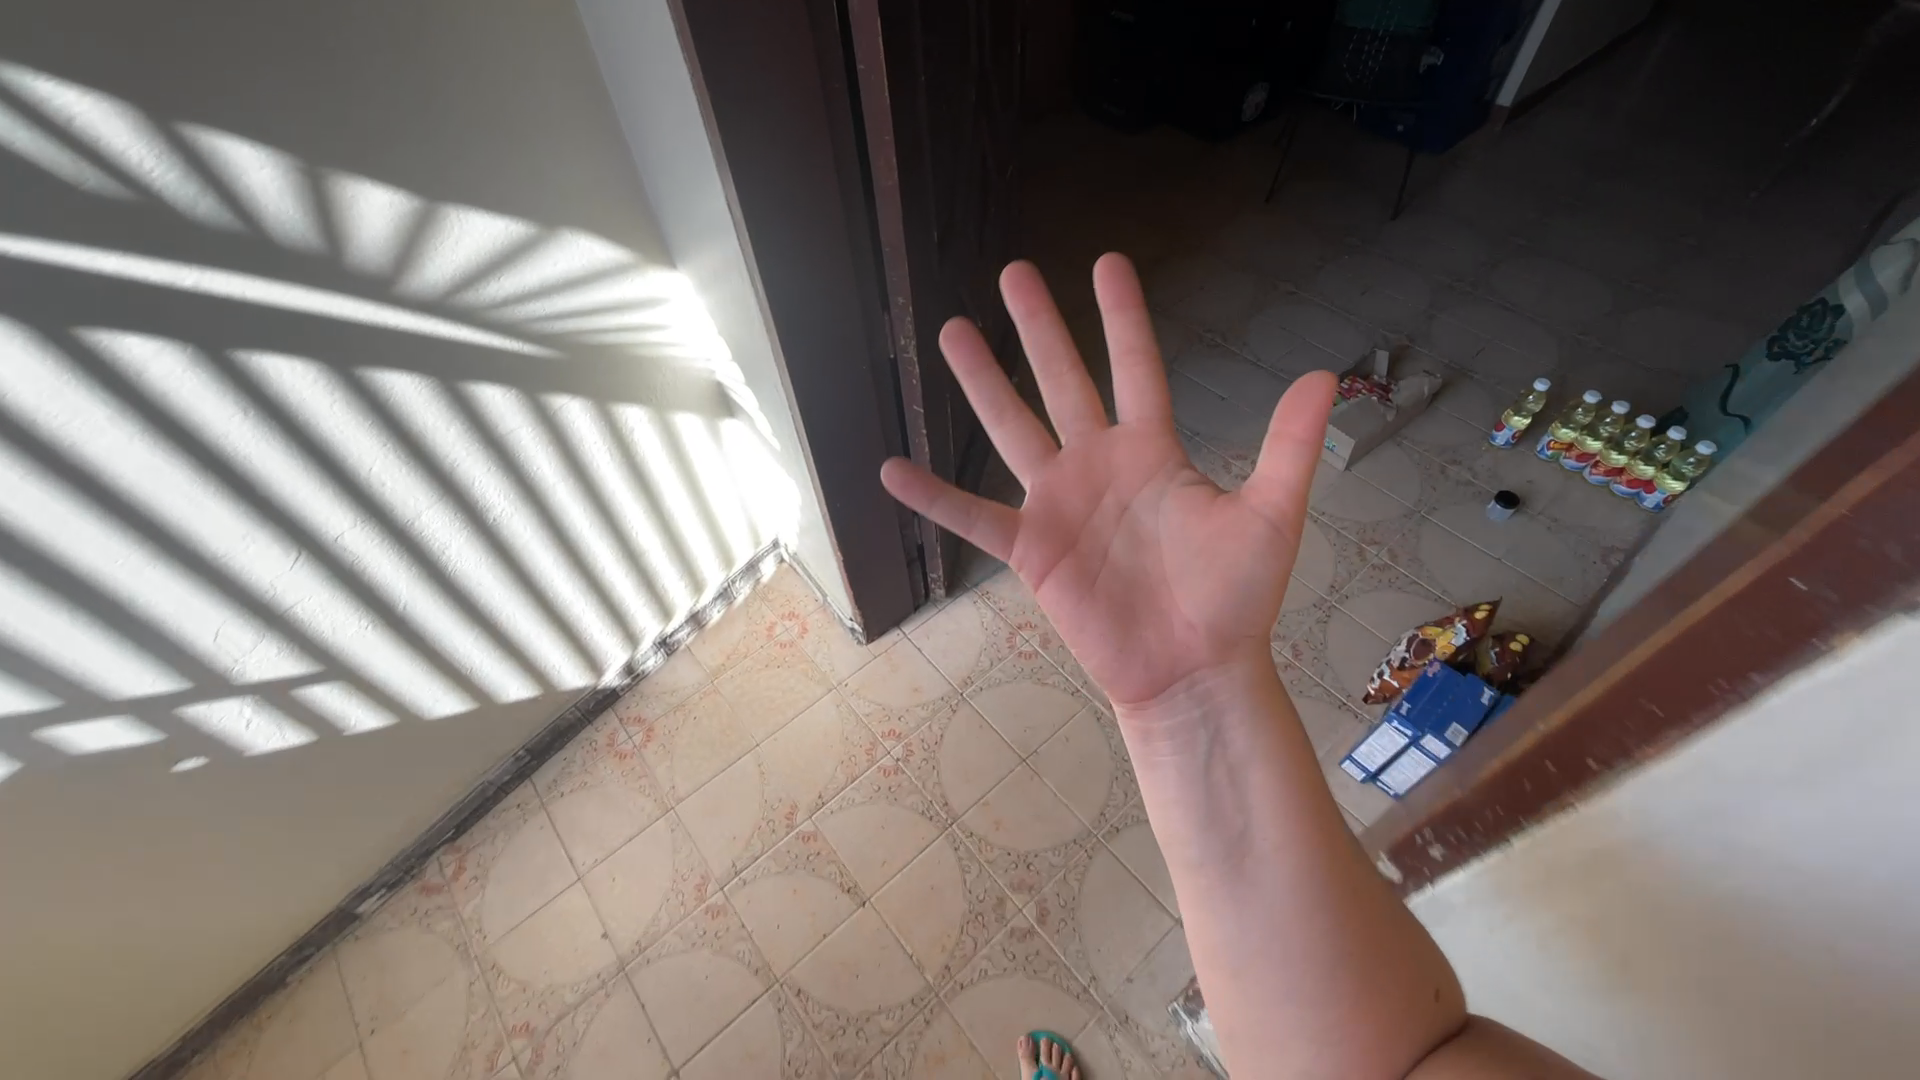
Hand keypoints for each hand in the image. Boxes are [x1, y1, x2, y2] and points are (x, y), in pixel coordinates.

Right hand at [879, 254, 1334, 708]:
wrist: (1191, 669)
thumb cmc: (1232, 599)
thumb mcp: (1269, 518)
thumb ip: (1288, 447)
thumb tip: (1324, 374)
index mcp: (1152, 451)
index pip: (1134, 367)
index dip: (1121, 316)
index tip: (1105, 263)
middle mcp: (1098, 465)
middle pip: (1061, 380)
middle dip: (1038, 326)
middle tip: (1012, 271)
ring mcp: (1058, 505)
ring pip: (1012, 429)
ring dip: (981, 382)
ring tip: (952, 332)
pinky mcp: (1030, 550)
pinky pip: (974, 517)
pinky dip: (935, 497)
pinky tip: (893, 469)